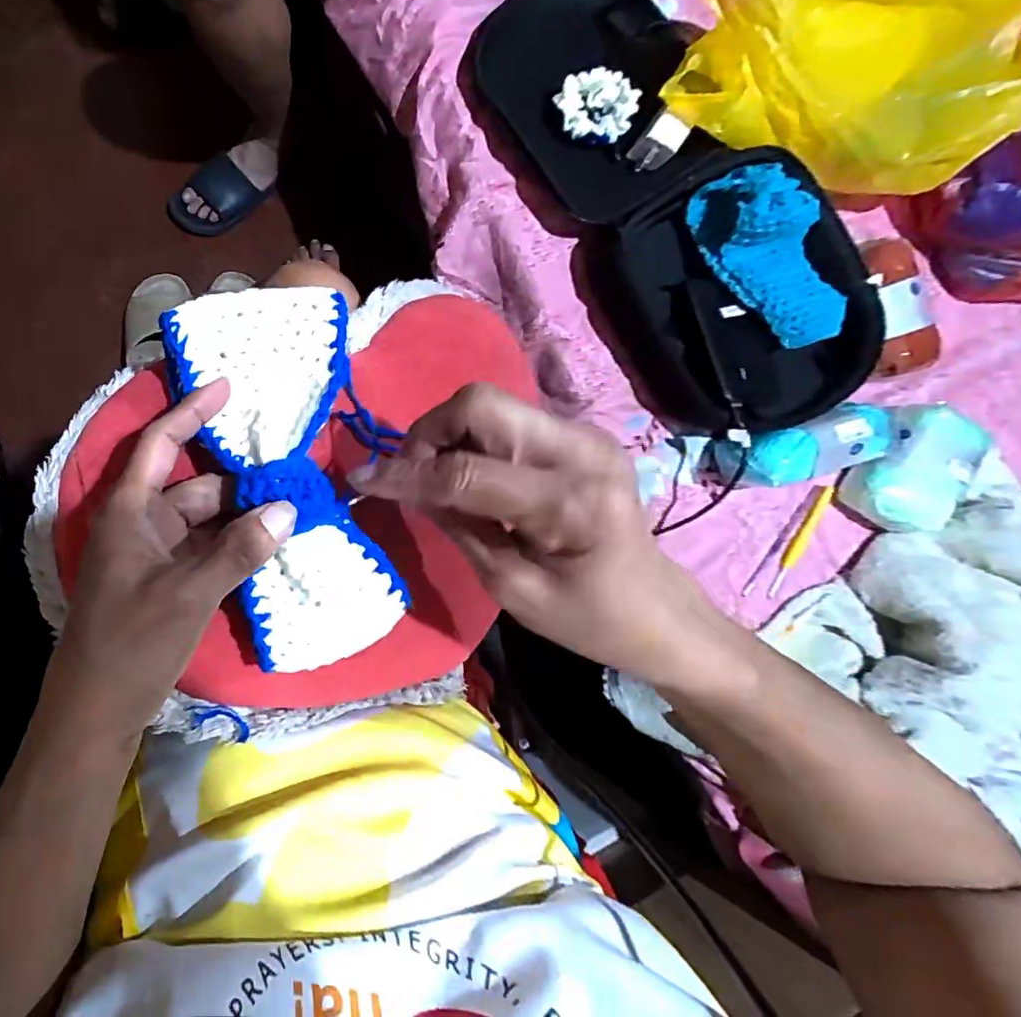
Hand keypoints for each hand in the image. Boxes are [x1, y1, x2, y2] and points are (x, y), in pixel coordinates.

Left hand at [56, 379, 295, 728]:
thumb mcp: (189, 593)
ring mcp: (151, 554)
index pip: (160, 444)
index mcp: (129, 511)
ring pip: (201, 519)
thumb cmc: (132, 642)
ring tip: (290, 507)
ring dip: (239, 515)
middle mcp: (139, 524)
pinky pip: (202, 548)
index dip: (190, 410)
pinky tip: (266, 543)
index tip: (227, 385)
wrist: (96, 707)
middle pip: (191, 484)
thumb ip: (238, 550)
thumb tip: (288, 510)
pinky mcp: (163, 581)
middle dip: (237, 479)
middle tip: (288, 470)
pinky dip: (231, 544)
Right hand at [347, 383, 739, 694]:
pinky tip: (469, 476)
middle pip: (478, 404)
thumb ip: (456, 526)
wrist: (659, 609)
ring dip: (446, 435)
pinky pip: (505, 419)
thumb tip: (405, 485)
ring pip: (487, 403)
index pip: (465, 471)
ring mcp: (583, 434)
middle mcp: (580, 449)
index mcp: (569, 502)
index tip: (361, 477)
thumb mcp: (510, 587)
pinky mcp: (578, 434)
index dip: (405, 473)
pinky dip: (470, 440)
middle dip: (427, 434)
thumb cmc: (587, 617)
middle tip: (410, 476)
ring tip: (435, 479)